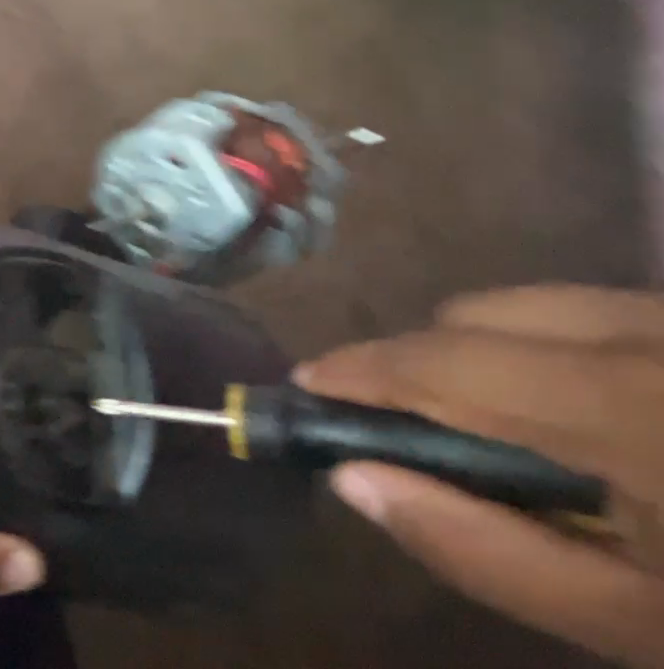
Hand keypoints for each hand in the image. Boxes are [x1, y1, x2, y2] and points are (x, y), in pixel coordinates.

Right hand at [297, 286, 663, 666]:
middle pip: (486, 313)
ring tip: (518, 426)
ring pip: (550, 304)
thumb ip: (485, 550)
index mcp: (630, 410)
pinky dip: (569, 349)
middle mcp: (659, 342)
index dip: (360, 369)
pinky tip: (611, 419)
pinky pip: (616, 314)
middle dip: (428, 358)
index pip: (443, 363)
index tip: (304, 384)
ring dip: (496, 350)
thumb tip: (354, 479)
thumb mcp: (647, 628)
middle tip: (421, 426)